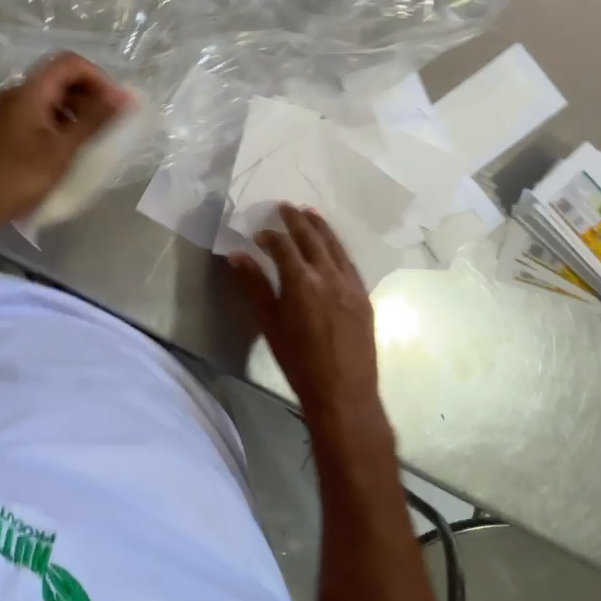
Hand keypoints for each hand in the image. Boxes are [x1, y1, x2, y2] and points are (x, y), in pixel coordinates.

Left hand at [0, 52, 130, 238]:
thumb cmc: (14, 178)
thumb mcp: (61, 150)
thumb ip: (94, 121)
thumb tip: (124, 97)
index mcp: (30, 90)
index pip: (70, 63)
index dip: (99, 78)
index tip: (116, 107)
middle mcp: (16, 93)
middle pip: (60, 78)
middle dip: (89, 96)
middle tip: (109, 125)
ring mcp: (6, 111)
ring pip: (50, 99)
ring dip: (75, 113)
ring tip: (93, 142)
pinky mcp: (3, 130)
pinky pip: (38, 116)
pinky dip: (59, 126)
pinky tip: (67, 152)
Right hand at [229, 205, 389, 447]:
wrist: (343, 393)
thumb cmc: (298, 361)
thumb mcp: (269, 323)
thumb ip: (254, 285)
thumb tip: (237, 255)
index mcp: (301, 282)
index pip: (283, 246)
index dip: (270, 236)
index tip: (259, 234)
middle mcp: (328, 276)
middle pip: (311, 238)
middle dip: (297, 220)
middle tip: (285, 206)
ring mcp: (350, 286)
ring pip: (335, 246)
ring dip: (321, 227)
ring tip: (310, 214)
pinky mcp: (364, 298)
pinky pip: (350, 263)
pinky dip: (338, 248)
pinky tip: (332, 246)